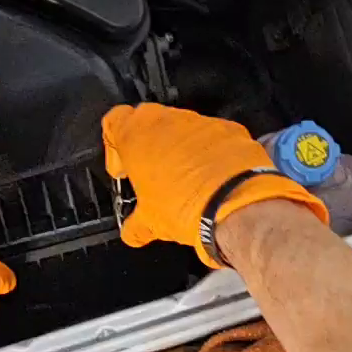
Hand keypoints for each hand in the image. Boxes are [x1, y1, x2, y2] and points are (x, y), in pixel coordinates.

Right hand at [102, 103, 327, 267]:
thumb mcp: (151, 223)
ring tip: (187, 182)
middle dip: (150, 147)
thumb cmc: (186, 207)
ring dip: (181, 150)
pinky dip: (212, 152)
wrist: (238, 205)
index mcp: (137, 135)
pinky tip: (214, 178)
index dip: (115, 146)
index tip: (124, 169)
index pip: (113, 122)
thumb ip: (135, 224)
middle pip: (149, 123)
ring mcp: (202, 121)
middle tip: (153, 176)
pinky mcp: (231, 129)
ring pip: (184, 128)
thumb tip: (134, 232)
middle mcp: (168, 120)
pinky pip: (215, 136)